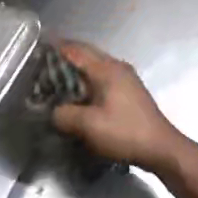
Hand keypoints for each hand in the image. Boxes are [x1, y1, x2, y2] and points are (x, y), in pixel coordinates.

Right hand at [50, 41, 192, 172]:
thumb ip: (64, 115)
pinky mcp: (129, 91)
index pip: (75, 50)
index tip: (36, 53)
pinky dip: (87, 82)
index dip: (54, 49)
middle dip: (63, 59)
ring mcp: (126, 78)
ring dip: (76, 71)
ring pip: (95, 66)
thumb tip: (54, 112)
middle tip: (42, 69)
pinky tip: (79, 96)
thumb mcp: (88, 126)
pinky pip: (103, 78)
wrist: (161, 148)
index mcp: (106, 69)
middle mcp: (117, 66)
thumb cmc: (124, 133)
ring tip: (57, 83)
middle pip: (86, 54)